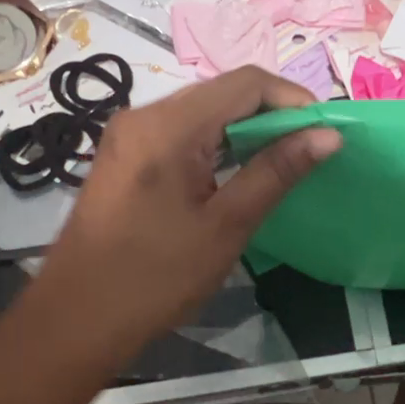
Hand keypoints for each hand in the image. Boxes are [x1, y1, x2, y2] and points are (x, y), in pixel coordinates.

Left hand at [32, 67, 339, 348]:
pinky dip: (219, 145)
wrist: (76, 320)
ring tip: (283, 164)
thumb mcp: (227, 224)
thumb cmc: (156, 277)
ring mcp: (130, 136)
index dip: (293, 99)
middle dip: (273, 114)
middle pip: (223, 92)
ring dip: (247, 130)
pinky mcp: (126, 158)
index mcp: (168, 125)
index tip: (326, 133)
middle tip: (311, 151)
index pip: (246, 83)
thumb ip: (277, 172)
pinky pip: (183, 133)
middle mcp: (144, 116)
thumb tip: (328, 135)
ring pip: (204, 112)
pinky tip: (239, 175)